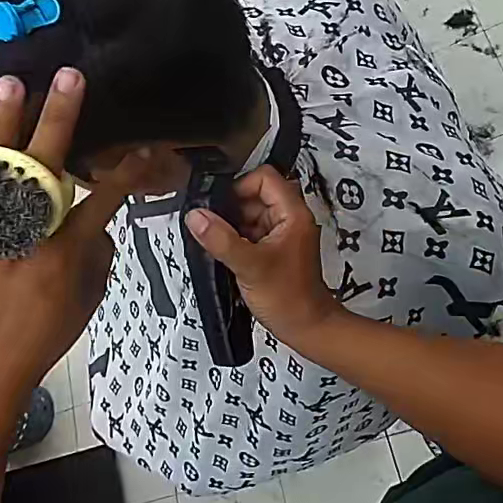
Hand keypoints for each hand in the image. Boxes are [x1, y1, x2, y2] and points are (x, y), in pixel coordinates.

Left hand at [0, 70, 130, 408]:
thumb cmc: (45, 335)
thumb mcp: (91, 296)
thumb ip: (97, 253)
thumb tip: (93, 223)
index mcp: (65, 248)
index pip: (106, 197)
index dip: (130, 171)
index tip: (147, 148)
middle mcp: (23, 230)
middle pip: (44, 163)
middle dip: (60, 118)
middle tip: (67, 80)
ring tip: (8, 85)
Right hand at [184, 166, 347, 348]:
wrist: (305, 325)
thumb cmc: (291, 298)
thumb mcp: (249, 265)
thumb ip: (221, 239)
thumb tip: (197, 217)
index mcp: (294, 214)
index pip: (265, 178)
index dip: (240, 187)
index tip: (222, 205)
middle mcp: (292, 220)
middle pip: (256, 194)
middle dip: (234, 209)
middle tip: (220, 229)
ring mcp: (284, 234)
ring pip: (252, 214)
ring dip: (235, 226)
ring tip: (227, 247)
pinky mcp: (276, 249)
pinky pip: (253, 231)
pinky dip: (239, 239)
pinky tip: (232, 256)